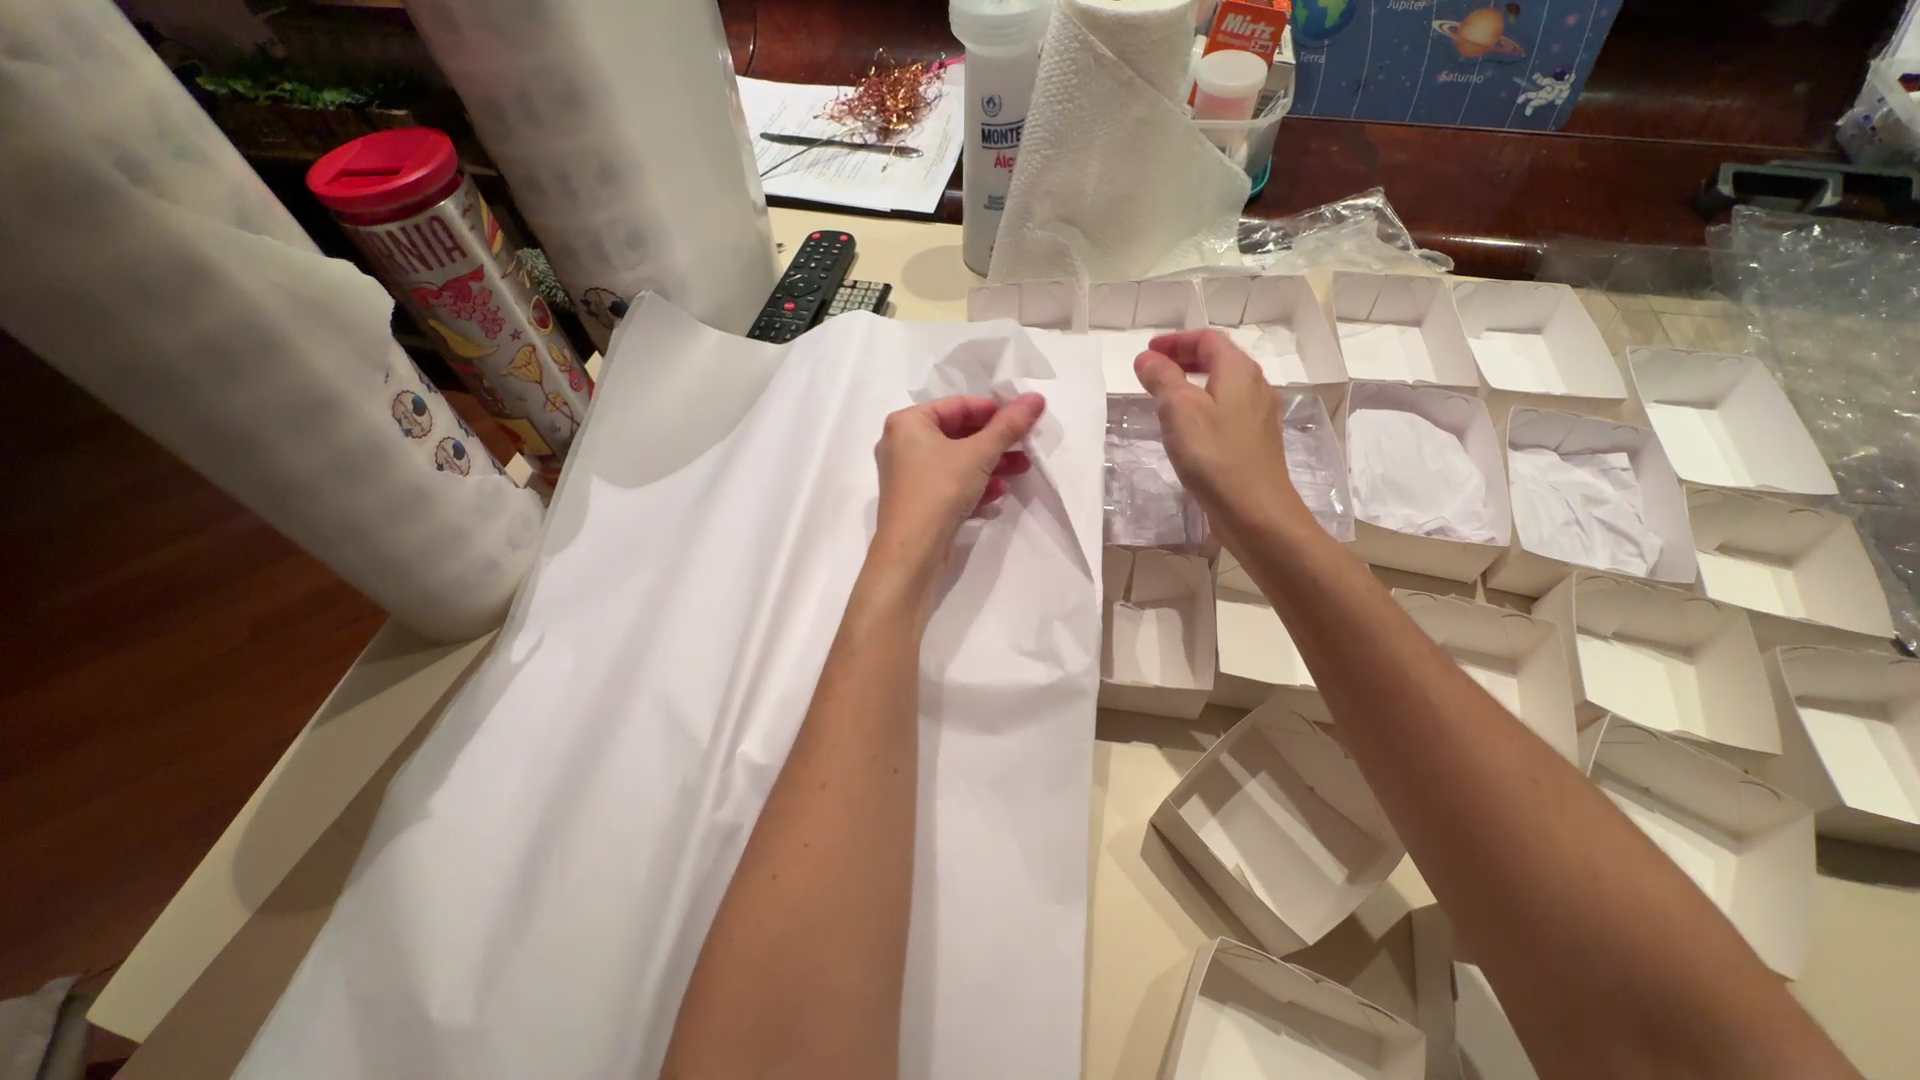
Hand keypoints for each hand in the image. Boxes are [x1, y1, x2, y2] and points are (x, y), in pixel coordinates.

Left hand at [872, 393, 1045, 567]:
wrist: (912, 552)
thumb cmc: (940, 490)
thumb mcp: (979, 454)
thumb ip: (1008, 426)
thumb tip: (1036, 398)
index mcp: (908, 423)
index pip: (957, 405)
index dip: (993, 409)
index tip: (1022, 418)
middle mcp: (902, 444)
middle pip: (958, 434)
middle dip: (995, 442)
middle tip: (1026, 445)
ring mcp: (908, 475)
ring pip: (956, 462)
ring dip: (990, 465)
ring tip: (1021, 469)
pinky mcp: (917, 502)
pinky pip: (949, 485)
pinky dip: (974, 485)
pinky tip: (999, 494)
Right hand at [1134, 330, 1302, 532]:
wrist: (1255, 510)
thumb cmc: (1215, 455)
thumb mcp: (1178, 410)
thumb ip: (1161, 378)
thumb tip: (1147, 358)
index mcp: (1239, 370)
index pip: (1207, 339)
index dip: (1176, 340)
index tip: (1148, 352)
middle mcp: (1255, 386)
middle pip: (1219, 359)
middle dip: (1185, 359)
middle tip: (1154, 370)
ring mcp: (1259, 415)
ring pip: (1223, 387)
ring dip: (1194, 384)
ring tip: (1166, 398)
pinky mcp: (1256, 442)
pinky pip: (1227, 411)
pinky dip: (1204, 407)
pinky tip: (1188, 429)